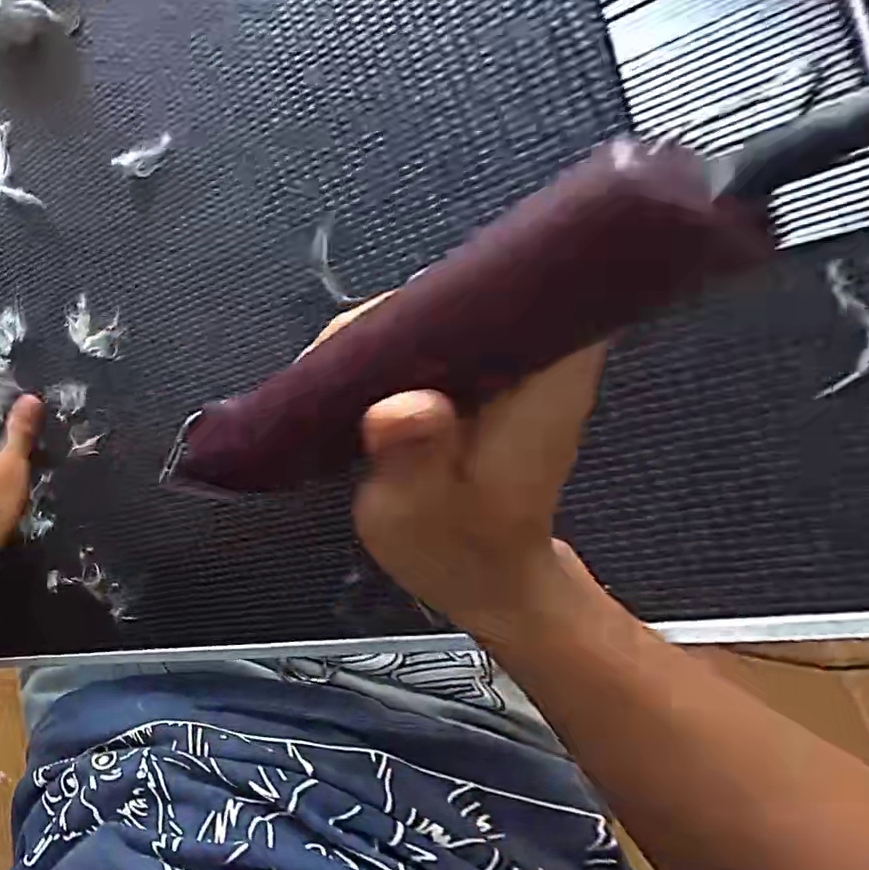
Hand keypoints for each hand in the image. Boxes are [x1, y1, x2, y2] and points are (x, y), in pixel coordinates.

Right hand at [316, 308, 608, 641]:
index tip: (379, 326)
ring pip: (437, 321)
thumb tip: (399, 406)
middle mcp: (527, 368)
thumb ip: (413, 456)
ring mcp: (498, 376)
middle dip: (388, 319)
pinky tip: (351, 388)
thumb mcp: (421, 510)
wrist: (482, 576)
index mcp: (537, 385)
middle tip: (335, 362)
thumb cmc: (458, 549)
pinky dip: (383, 359)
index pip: (514, 293)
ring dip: (378, 339)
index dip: (443, 292)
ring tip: (331, 378)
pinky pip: (425, 350)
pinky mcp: (471, 389)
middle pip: (462, 299)